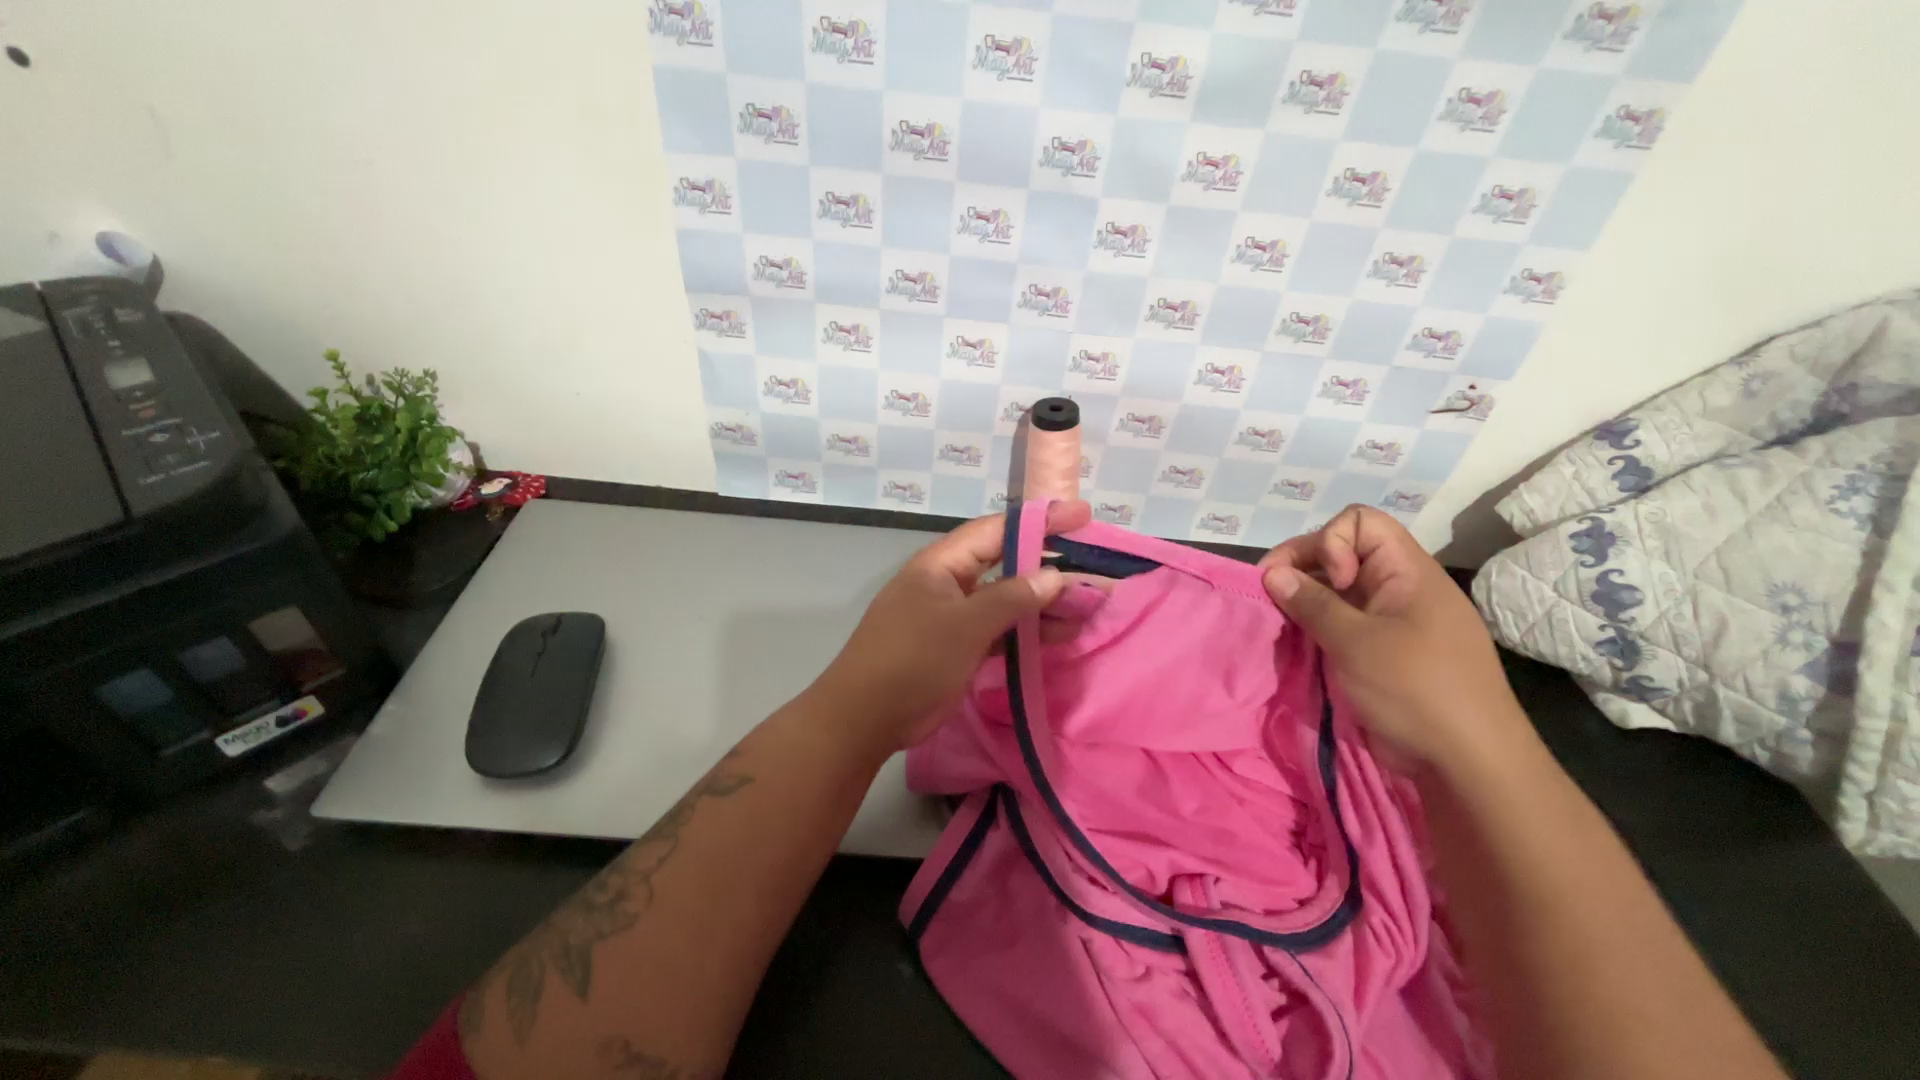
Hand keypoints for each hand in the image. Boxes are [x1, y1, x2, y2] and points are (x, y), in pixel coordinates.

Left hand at [811, 501, 1090, 751]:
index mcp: (941, 564)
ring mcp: (954, 618)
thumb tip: (1054, 576)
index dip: (1039, 521)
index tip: (1082, 516)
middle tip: (1096, 567)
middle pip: (1007, 565)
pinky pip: (1001, 632)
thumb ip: (1011, 598)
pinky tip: (1064, 635)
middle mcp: (949, 584)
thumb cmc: (911, 659)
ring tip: (1092, 606)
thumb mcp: (964, 624)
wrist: (866, 718)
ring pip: (1008, 602)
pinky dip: (1029, 633)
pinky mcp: (959, 649)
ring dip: (1046, 604)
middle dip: (1050, 566)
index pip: (996, 530)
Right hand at [1259, 505, 1525, 769]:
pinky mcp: (1382, 653)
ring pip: (1337, 592)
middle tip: (1270, 594)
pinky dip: (1316, 628)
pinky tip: (1297, 644)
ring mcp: (1391, 622)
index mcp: (1407, 572)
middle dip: (1303, 567)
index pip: (1360, 522)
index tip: (1324, 582)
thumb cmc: (1416, 690)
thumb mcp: (1356, 643)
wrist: (1468, 761)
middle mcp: (1399, 589)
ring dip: (1305, 601)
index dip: (1330, 542)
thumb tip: (1273, 573)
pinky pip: (1343, 624)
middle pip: (1343, 553)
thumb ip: (1311, 604)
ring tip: (1279, 622)